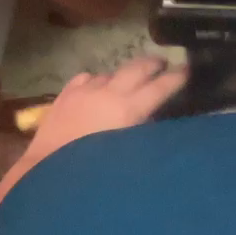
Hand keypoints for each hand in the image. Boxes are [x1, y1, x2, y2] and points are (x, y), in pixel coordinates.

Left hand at [20, 57, 187, 164]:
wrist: (47, 169)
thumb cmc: (92, 170)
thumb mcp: (127, 154)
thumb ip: (143, 132)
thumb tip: (153, 120)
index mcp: (128, 109)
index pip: (160, 87)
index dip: (177, 78)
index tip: (188, 70)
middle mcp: (108, 93)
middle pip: (137, 69)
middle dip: (153, 64)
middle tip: (164, 64)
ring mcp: (85, 90)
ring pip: (111, 73)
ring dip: (123, 75)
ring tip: (130, 80)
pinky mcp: (66, 94)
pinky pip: (87, 78)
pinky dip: (97, 81)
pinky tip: (97, 88)